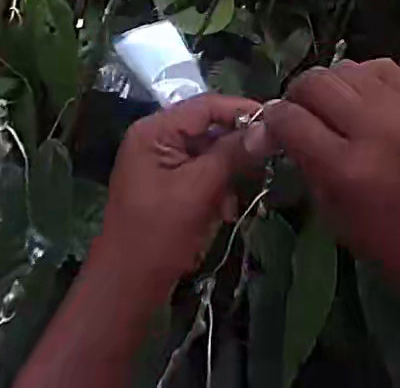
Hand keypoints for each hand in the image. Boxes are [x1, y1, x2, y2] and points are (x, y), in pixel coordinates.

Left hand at [95, 93, 261, 284]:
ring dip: (228, 172)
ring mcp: (160, 162)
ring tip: (235, 201)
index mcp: (154, 131)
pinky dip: (217, 187)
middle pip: (208, 127)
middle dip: (235, 148)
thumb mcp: (199, 190)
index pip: (206, 105)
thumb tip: (268, 126)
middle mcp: (156, 138)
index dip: (242, 110)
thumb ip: (232, 153)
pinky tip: (225, 211)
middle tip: (265, 163)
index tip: (277, 120)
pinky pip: (202, 172)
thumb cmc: (156, 237)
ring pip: (209, 151)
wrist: (123, 294)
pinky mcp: (168, 184)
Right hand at [259, 59, 399, 302]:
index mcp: (348, 168)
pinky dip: (360, 75)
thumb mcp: (336, 217)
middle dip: (295, 95)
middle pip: (315, 82)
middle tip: (296, 115)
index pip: (292, 121)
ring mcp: (399, 109)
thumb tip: (279, 130)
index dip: (272, 121)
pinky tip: (358, 96)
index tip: (269, 128)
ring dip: (326, 84)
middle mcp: (372, 128)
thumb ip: (306, 166)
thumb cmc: (393, 244)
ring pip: (344, 67)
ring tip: (327, 106)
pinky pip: (378, 66)